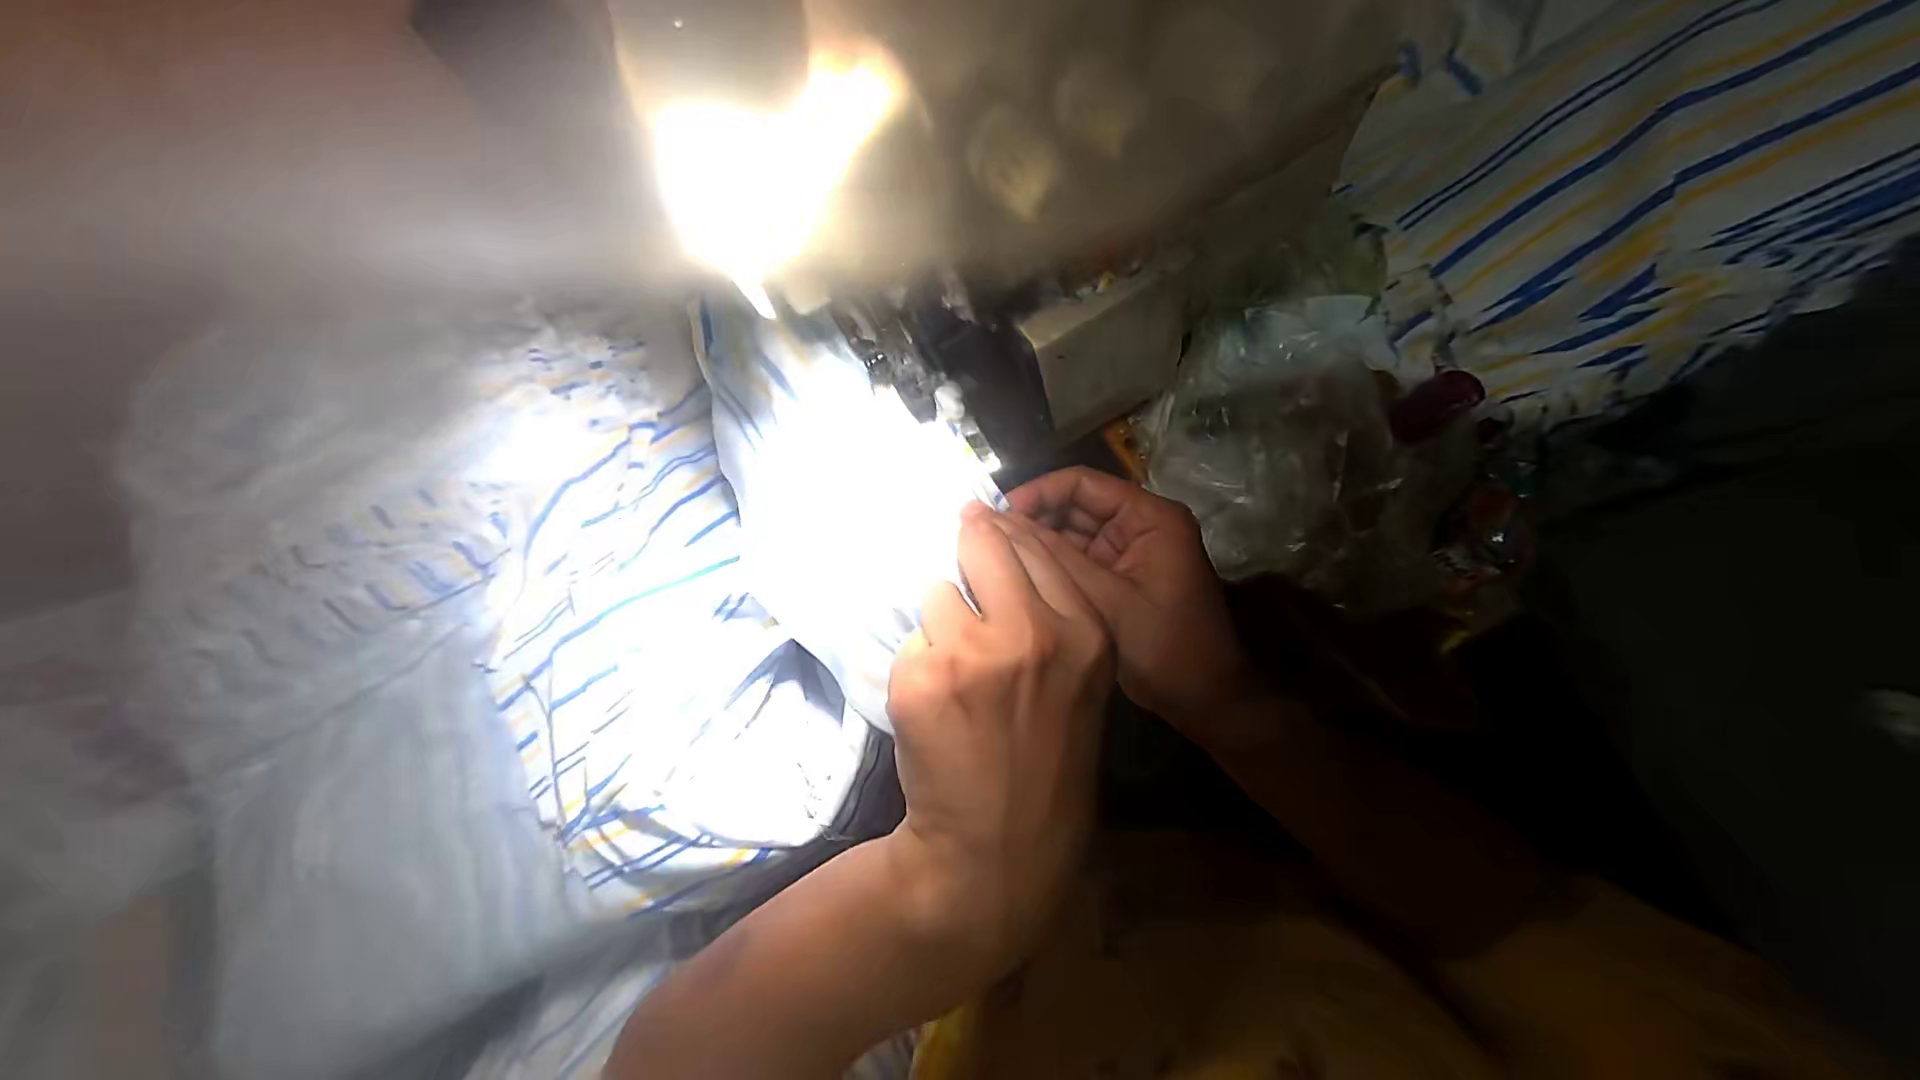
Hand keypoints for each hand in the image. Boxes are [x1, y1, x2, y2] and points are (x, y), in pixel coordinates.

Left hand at [886, 502, 1113, 973]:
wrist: (1000, 847)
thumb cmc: (1043, 761)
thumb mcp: (1077, 681)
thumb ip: (1048, 616)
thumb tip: (989, 547)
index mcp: (1084, 632)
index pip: (1031, 545)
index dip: (998, 533)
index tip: (977, 520)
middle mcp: (1035, 633)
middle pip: (981, 544)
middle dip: (963, 544)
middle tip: (952, 540)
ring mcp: (976, 653)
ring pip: (936, 593)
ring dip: (939, 622)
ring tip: (953, 670)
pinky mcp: (923, 677)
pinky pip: (910, 640)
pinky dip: (914, 664)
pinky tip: (932, 704)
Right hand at [1006, 467, 1265, 744]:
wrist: (1208, 702)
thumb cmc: (1166, 649)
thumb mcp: (1106, 601)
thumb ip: (1055, 560)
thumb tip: (999, 524)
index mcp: (1149, 518)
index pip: (1082, 484)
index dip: (1036, 493)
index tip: (993, 514)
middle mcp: (1139, 527)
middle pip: (1074, 506)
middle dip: (1032, 519)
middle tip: (983, 538)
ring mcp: (1129, 554)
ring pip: (1072, 535)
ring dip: (1036, 544)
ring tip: (991, 556)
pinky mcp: (1119, 579)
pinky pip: (1078, 561)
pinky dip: (1049, 567)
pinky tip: (1016, 577)